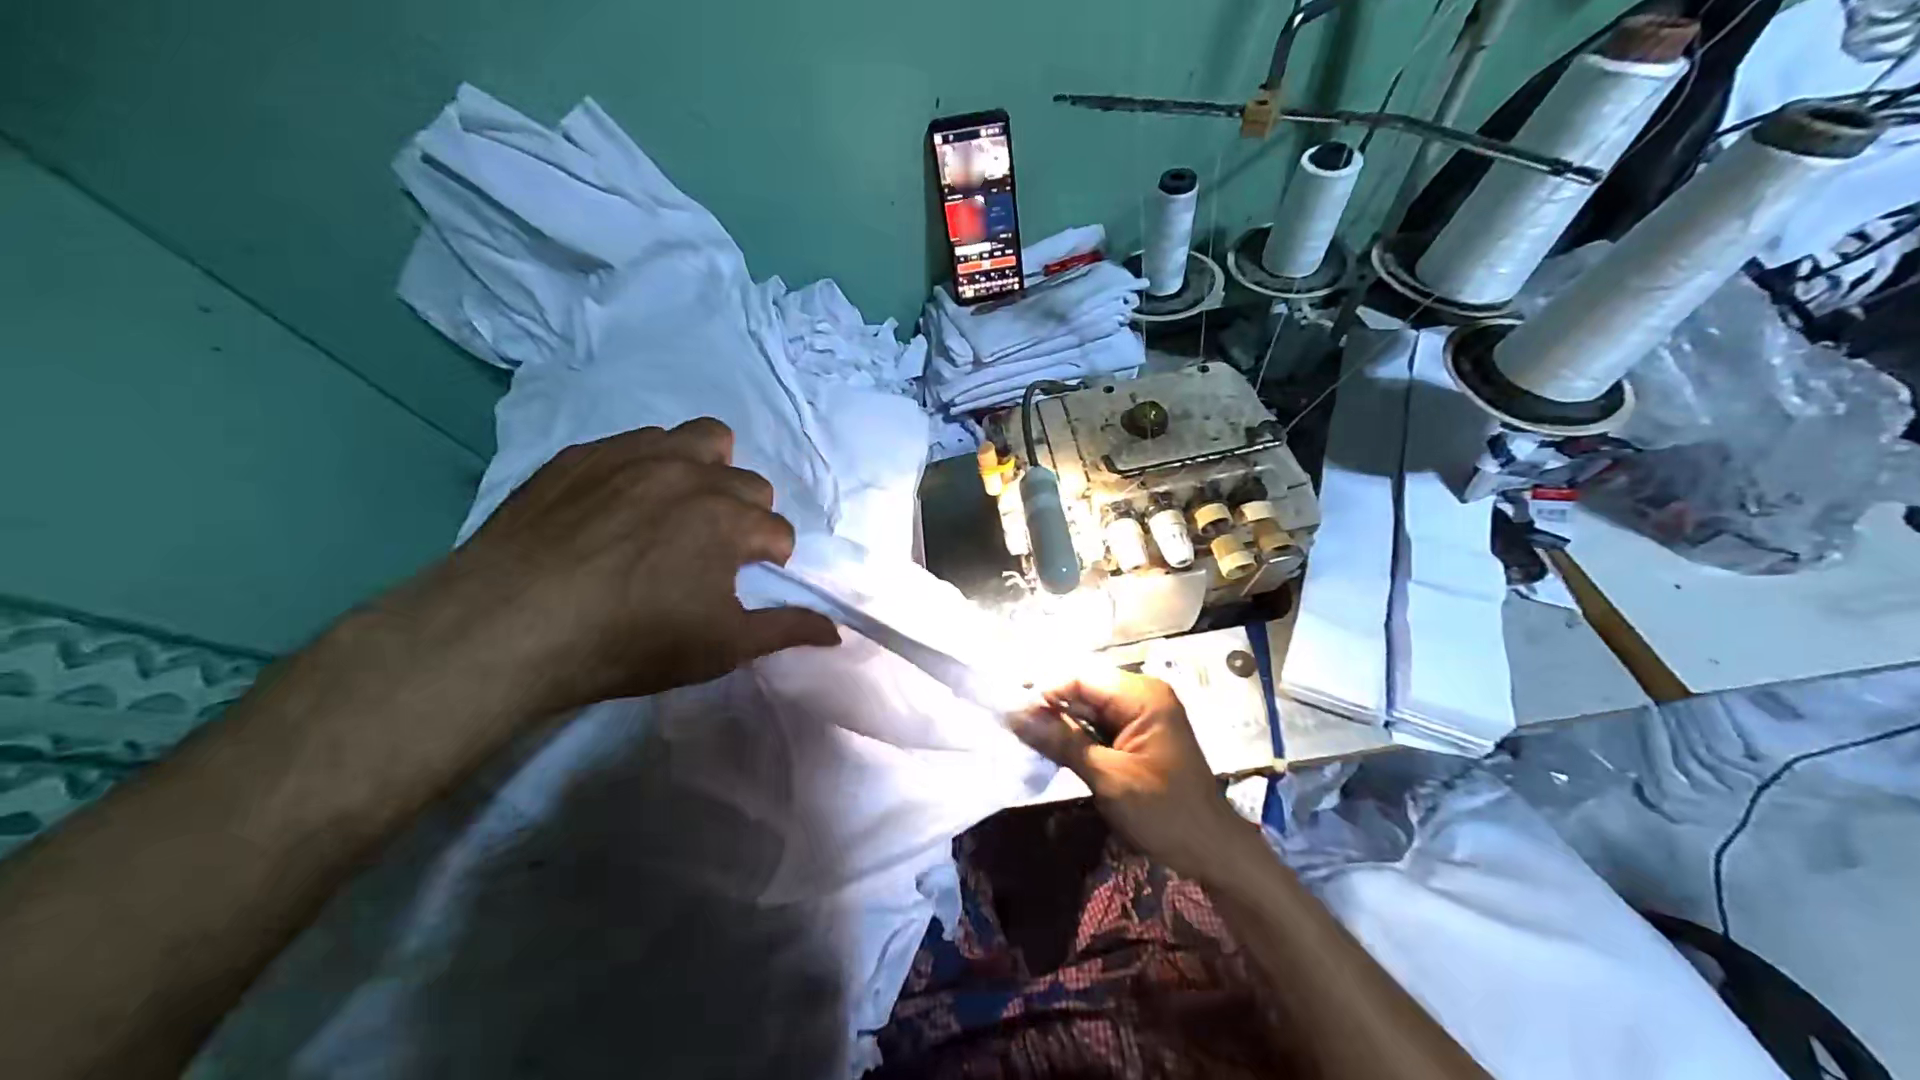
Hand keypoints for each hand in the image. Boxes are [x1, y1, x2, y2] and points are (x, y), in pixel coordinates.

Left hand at [387, 419, 838, 712]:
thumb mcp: (719, 648)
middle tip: (714, 551)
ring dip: (709, 470)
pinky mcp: (583, 455)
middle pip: (749, 482)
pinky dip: (649, 466)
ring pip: (702, 439)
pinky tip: (621, 504)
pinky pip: (637, 441)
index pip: (778, 531)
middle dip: (746, 515)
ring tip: (681, 509)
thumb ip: (784, 631)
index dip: (771, 557)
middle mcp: (692, 474)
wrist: (508, 625)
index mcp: (729, 519)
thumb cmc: (629, 640)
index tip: (751, 576)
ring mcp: (634, 456)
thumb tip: (837, 631)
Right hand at [1011, 669, 1260, 881]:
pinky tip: (1051, 747)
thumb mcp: (1109, 778)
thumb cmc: (1166, 814)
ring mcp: (1140, 714)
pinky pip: (1096, 724)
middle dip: (1048, 707)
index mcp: (1142, 696)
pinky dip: (1075, 735)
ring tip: (1023, 736)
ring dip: (1059, 722)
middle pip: (1082, 688)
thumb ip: (1062, 742)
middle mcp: (1142, 695)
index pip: (1080, 677)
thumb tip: (1015, 715)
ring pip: (1086, 707)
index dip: (1043, 691)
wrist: (1212, 851)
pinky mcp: (1136, 734)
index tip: (1009, 713)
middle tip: (1011, 727)